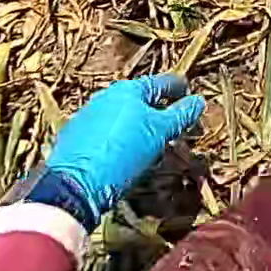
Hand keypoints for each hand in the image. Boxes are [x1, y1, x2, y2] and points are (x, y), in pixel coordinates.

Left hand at [43, 74, 204, 224]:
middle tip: (174, 125)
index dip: (180, 89)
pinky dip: (121, 139)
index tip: (191, 95)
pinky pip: (107, 133)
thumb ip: (181, 115)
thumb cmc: (123, 152)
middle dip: (160, 111)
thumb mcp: (160, 133)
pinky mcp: (73, 139)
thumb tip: (199, 101)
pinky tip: (126, 155)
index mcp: (129, 90)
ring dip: (140, 126)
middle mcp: (106, 97)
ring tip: (152, 143)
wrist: (72, 187)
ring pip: (124, 117)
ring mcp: (87, 117)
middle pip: (142, 100)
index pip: (163, 83)